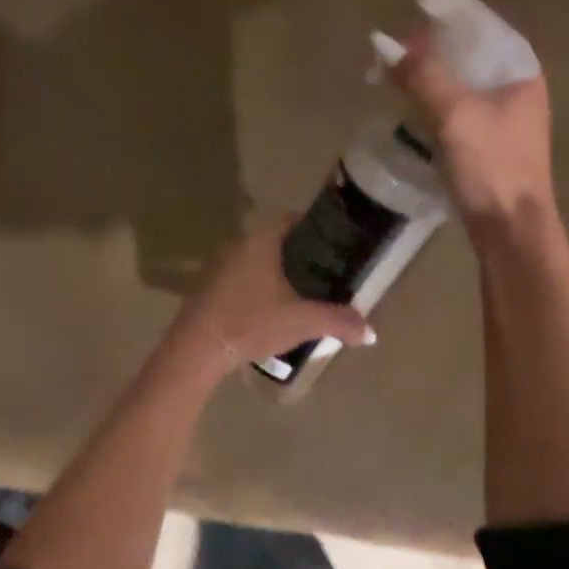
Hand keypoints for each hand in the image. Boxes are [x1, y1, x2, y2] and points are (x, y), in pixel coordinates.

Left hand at [164, 215, 375, 377]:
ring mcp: (221, 266)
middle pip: (277, 241)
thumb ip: (338, 321)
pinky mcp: (212, 288)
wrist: (198, 348)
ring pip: (259, 261)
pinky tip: (275, 307)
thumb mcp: (301, 322)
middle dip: (301, 254)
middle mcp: (239, 245)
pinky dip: (262, 286)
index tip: (336, 243)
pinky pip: (244, 278)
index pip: (293, 220)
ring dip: (280, 273)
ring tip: (306, 291)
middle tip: (327, 271)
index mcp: (261, 242)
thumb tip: (370, 332)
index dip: (316, 228)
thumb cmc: (251, 322)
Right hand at [390, 28, 556, 233]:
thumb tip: (389, 49)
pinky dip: (434, 103)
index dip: (446, 19)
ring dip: (430, 78)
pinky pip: (458, 109)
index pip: (481, 27)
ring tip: (395, 76)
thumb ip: (423, 77)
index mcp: (520, 71)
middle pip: (470, 55)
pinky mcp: (490, 144)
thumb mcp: (453, 114)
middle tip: (395, 51)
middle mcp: (517, 89)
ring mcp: (505, 119)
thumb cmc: (490, 165)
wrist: (510, 227)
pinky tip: (411, 109)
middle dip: (433, 50)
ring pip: (462, 84)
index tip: (412, 17)